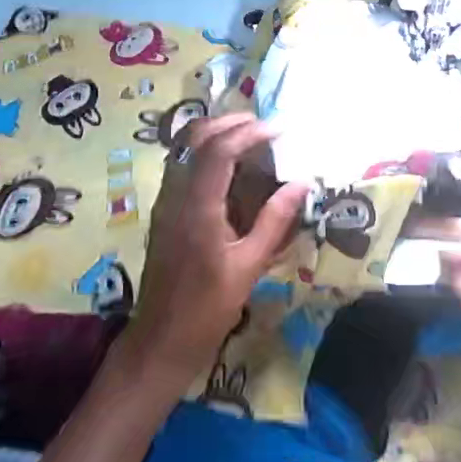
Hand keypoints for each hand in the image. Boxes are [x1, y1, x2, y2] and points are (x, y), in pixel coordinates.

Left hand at [122, 114, 308, 384]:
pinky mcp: (163, 210)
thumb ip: (274, 222)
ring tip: (247, 135)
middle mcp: (175, 195)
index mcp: (197, 208)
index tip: (276, 129)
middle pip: (194, 137)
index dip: (247, 132)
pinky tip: (227, 164)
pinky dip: (202, 151)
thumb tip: (300, 184)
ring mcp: (164, 201)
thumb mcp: (248, 267)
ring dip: (213, 132)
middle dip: (227, 122)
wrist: (160, 339)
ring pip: (182, 147)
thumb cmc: (207, 310)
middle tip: (261, 124)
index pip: (218, 151)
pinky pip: (179, 164)